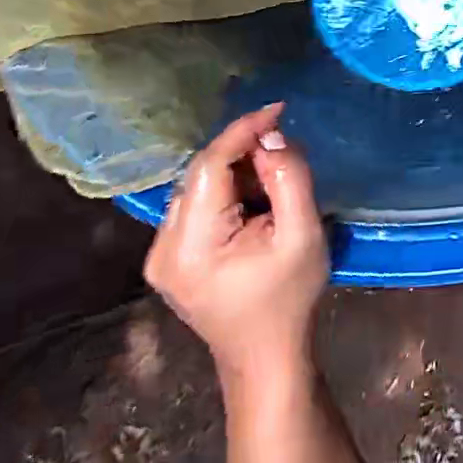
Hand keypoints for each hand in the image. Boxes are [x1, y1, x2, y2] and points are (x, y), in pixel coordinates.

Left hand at [144, 103, 328, 382]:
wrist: (265, 354)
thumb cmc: (289, 296)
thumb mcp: (302, 233)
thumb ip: (289, 178)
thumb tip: (272, 136)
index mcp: (191, 246)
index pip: (209, 167)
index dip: (242, 131)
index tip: (278, 109)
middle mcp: (162, 247)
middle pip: (201, 173)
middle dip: (244, 150)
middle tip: (285, 147)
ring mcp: (160, 253)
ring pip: (199, 184)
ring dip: (238, 169)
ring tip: (276, 178)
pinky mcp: (169, 255)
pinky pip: (198, 201)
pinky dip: (228, 188)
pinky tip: (256, 198)